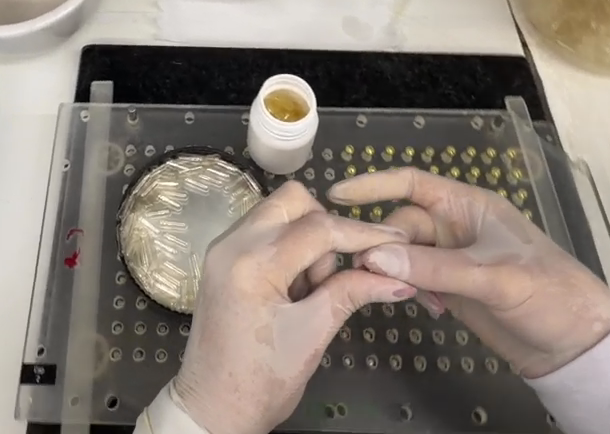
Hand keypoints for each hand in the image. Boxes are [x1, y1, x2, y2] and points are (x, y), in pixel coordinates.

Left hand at [168, 181, 415, 433]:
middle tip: (335, 273)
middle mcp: (233, 241)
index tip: (395, 241)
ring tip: (310, 289)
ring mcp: (223, 244)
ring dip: (306, 236)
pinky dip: (288, 243)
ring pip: (278, 209)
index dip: (360, 233)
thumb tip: (398, 278)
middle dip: (326, 227)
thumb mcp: (312, 336)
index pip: (317, 228)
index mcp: (253, 263)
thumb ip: (351, 293)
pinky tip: (294, 284)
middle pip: (293, 201)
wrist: (212, 408)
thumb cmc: (261, 381)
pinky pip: (264, 226)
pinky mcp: (223, 253)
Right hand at [328, 168, 609, 377]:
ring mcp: (452, 258)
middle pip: (401, 223)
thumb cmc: (550, 294)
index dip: (372, 184)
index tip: (337, 193)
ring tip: (390, 290)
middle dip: (382, 242)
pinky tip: (423, 307)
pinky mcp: (453, 288)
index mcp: (466, 205)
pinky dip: (409, 289)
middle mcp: (455, 226)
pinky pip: (415, 279)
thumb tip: (373, 255)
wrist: (581, 349)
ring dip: (394, 270)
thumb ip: (434, 267)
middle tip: (363, 267)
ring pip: (404, 253)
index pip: (410, 183)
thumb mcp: (494, 278)